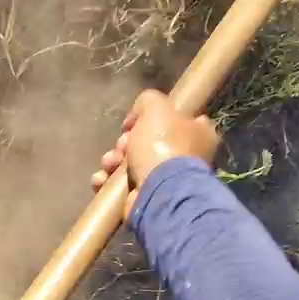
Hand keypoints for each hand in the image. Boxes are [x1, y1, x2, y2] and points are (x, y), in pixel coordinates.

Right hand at [90, 89, 220, 199]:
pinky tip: (101, 180)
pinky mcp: (144, 198)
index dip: (151, 119)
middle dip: (125, 143)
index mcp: (198, 134)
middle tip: (122, 145)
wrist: (158, 191)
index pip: (175, 120)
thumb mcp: (156, 108)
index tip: (135, 123)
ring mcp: (164, 181)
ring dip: (112, 162)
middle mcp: (184, 158)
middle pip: (146, 143)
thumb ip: (148, 101)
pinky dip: (106, 182)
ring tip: (109, 164)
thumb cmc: (162, 146)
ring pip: (129, 164)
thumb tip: (136, 118)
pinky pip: (119, 186)